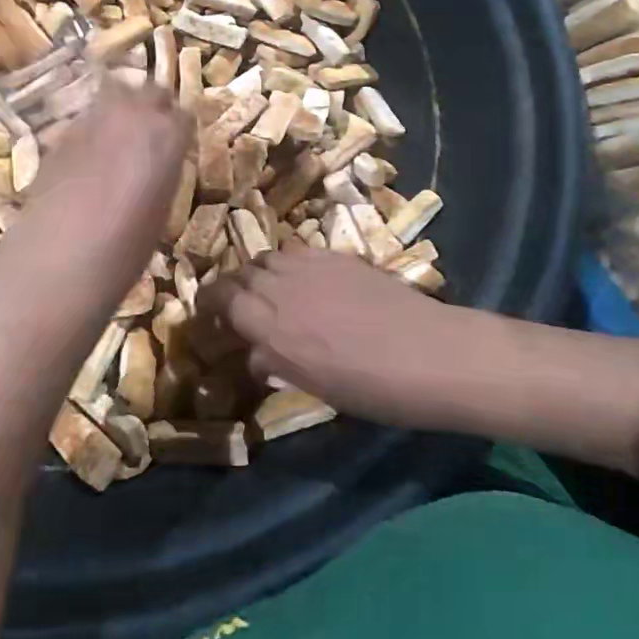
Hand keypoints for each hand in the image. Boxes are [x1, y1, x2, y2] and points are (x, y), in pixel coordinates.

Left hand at [0, 80, 187, 330]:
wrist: (56, 263)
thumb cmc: (124, 252)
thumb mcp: (162, 211)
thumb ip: (165, 172)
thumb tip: (160, 161)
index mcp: (166, 135)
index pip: (185, 115)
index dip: (182, 132)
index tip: (180, 148)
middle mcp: (131, 116)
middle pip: (151, 92)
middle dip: (156, 109)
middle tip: (155, 138)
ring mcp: (91, 121)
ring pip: (116, 96)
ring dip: (125, 112)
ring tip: (123, 143)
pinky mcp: (60, 135)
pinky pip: (88, 119)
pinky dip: (97, 129)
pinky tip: (93, 160)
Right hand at [197, 245, 496, 430]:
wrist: (429, 353)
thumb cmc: (372, 388)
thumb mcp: (315, 387)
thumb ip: (277, 362)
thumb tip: (257, 353)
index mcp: (269, 326)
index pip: (223, 298)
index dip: (211, 301)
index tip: (210, 311)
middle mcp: (282, 288)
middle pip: (243, 273)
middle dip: (234, 286)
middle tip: (240, 304)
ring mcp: (312, 267)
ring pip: (270, 257)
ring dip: (262, 271)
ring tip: (273, 289)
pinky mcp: (339, 256)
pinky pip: (300, 251)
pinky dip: (291, 263)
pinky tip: (306, 280)